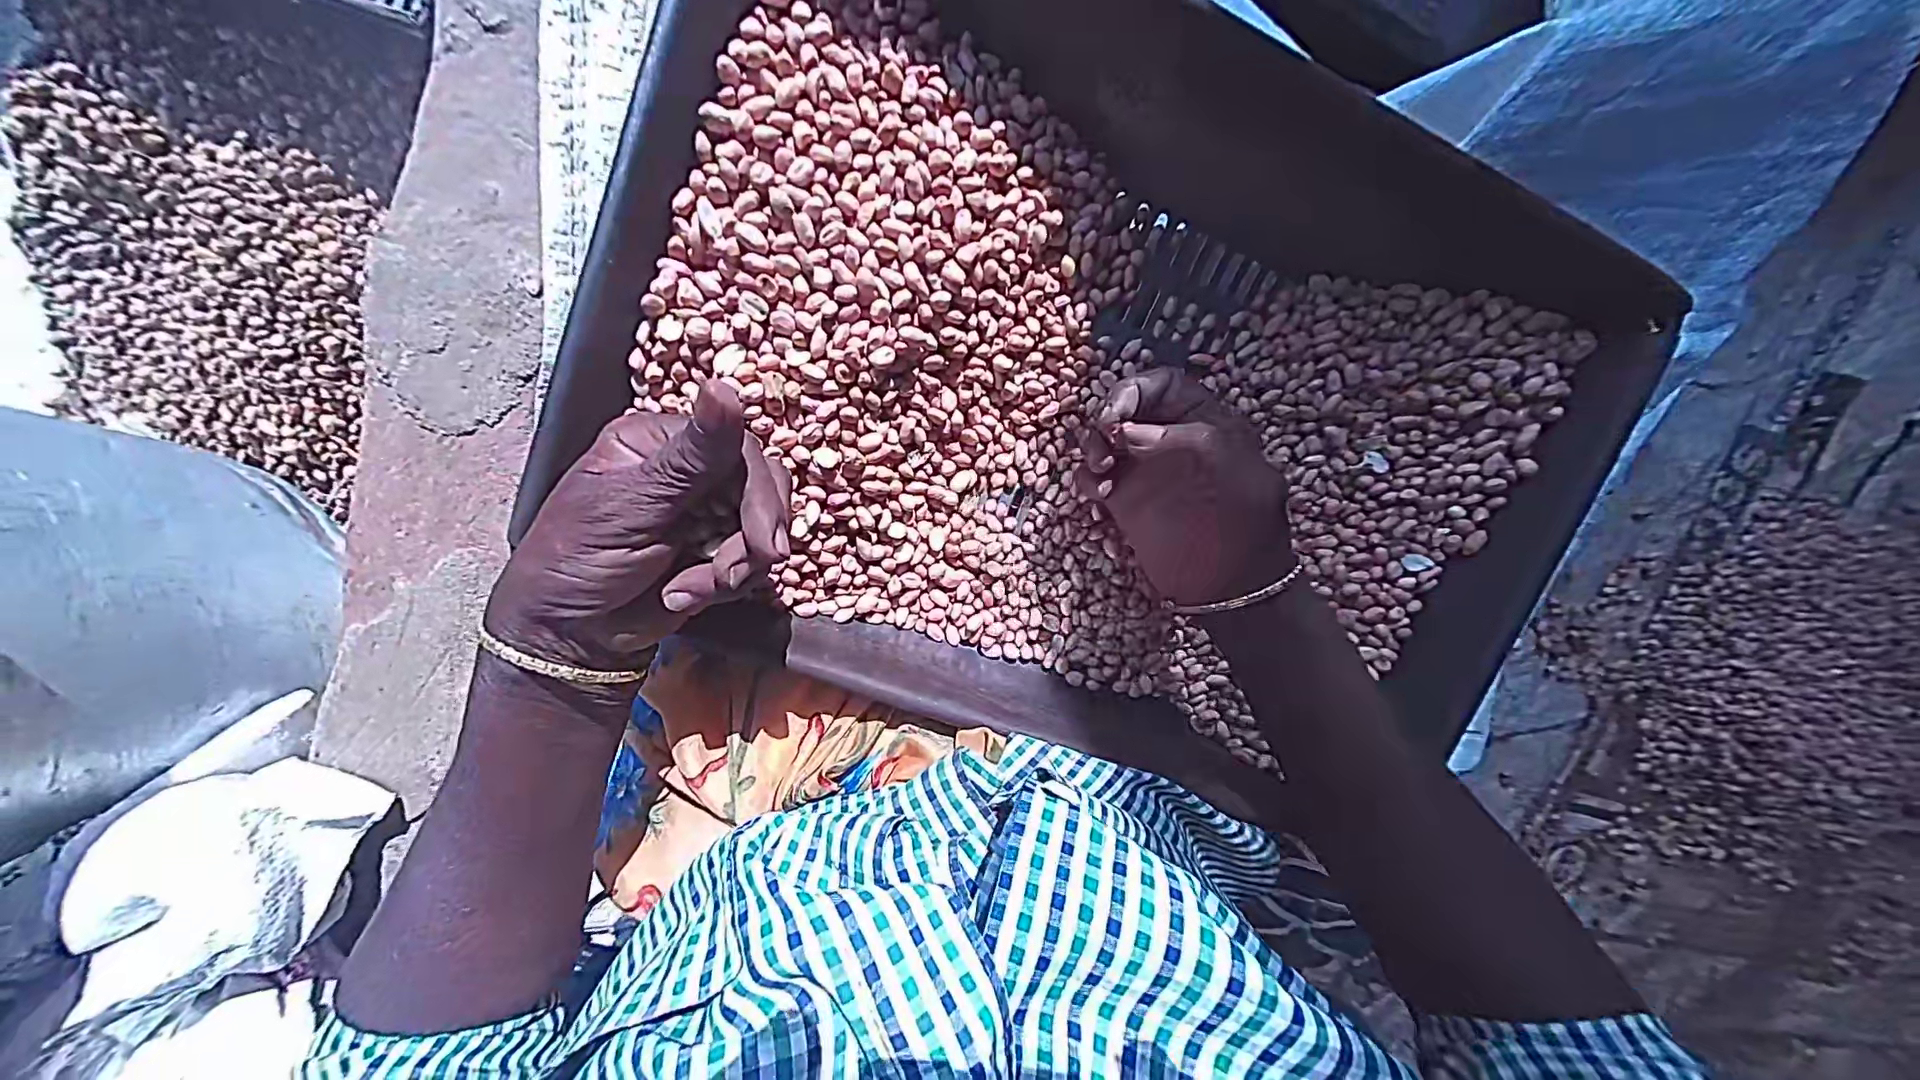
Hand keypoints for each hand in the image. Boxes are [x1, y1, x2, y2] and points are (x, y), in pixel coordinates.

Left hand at [486, 380, 791, 672]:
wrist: (568, 635)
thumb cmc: (576, 559)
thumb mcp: (631, 505)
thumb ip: (690, 456)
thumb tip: (725, 388)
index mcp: (661, 441)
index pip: (739, 449)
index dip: (759, 494)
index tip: (764, 540)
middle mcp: (692, 470)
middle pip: (763, 486)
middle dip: (755, 535)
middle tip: (733, 572)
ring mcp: (708, 511)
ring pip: (767, 525)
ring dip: (740, 564)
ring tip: (695, 588)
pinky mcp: (719, 549)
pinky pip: (756, 559)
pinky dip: (730, 584)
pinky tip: (686, 594)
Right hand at [1076, 368, 1292, 606]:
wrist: (1229, 586)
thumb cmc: (1239, 523)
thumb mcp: (1224, 464)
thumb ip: (1175, 437)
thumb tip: (1123, 431)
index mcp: (1203, 422)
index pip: (1163, 385)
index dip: (1135, 390)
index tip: (1116, 415)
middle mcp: (1169, 441)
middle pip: (1125, 409)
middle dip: (1107, 419)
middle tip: (1105, 443)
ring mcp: (1145, 471)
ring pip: (1104, 441)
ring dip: (1092, 448)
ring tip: (1101, 470)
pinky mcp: (1124, 501)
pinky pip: (1093, 477)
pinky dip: (1086, 479)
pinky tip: (1097, 493)